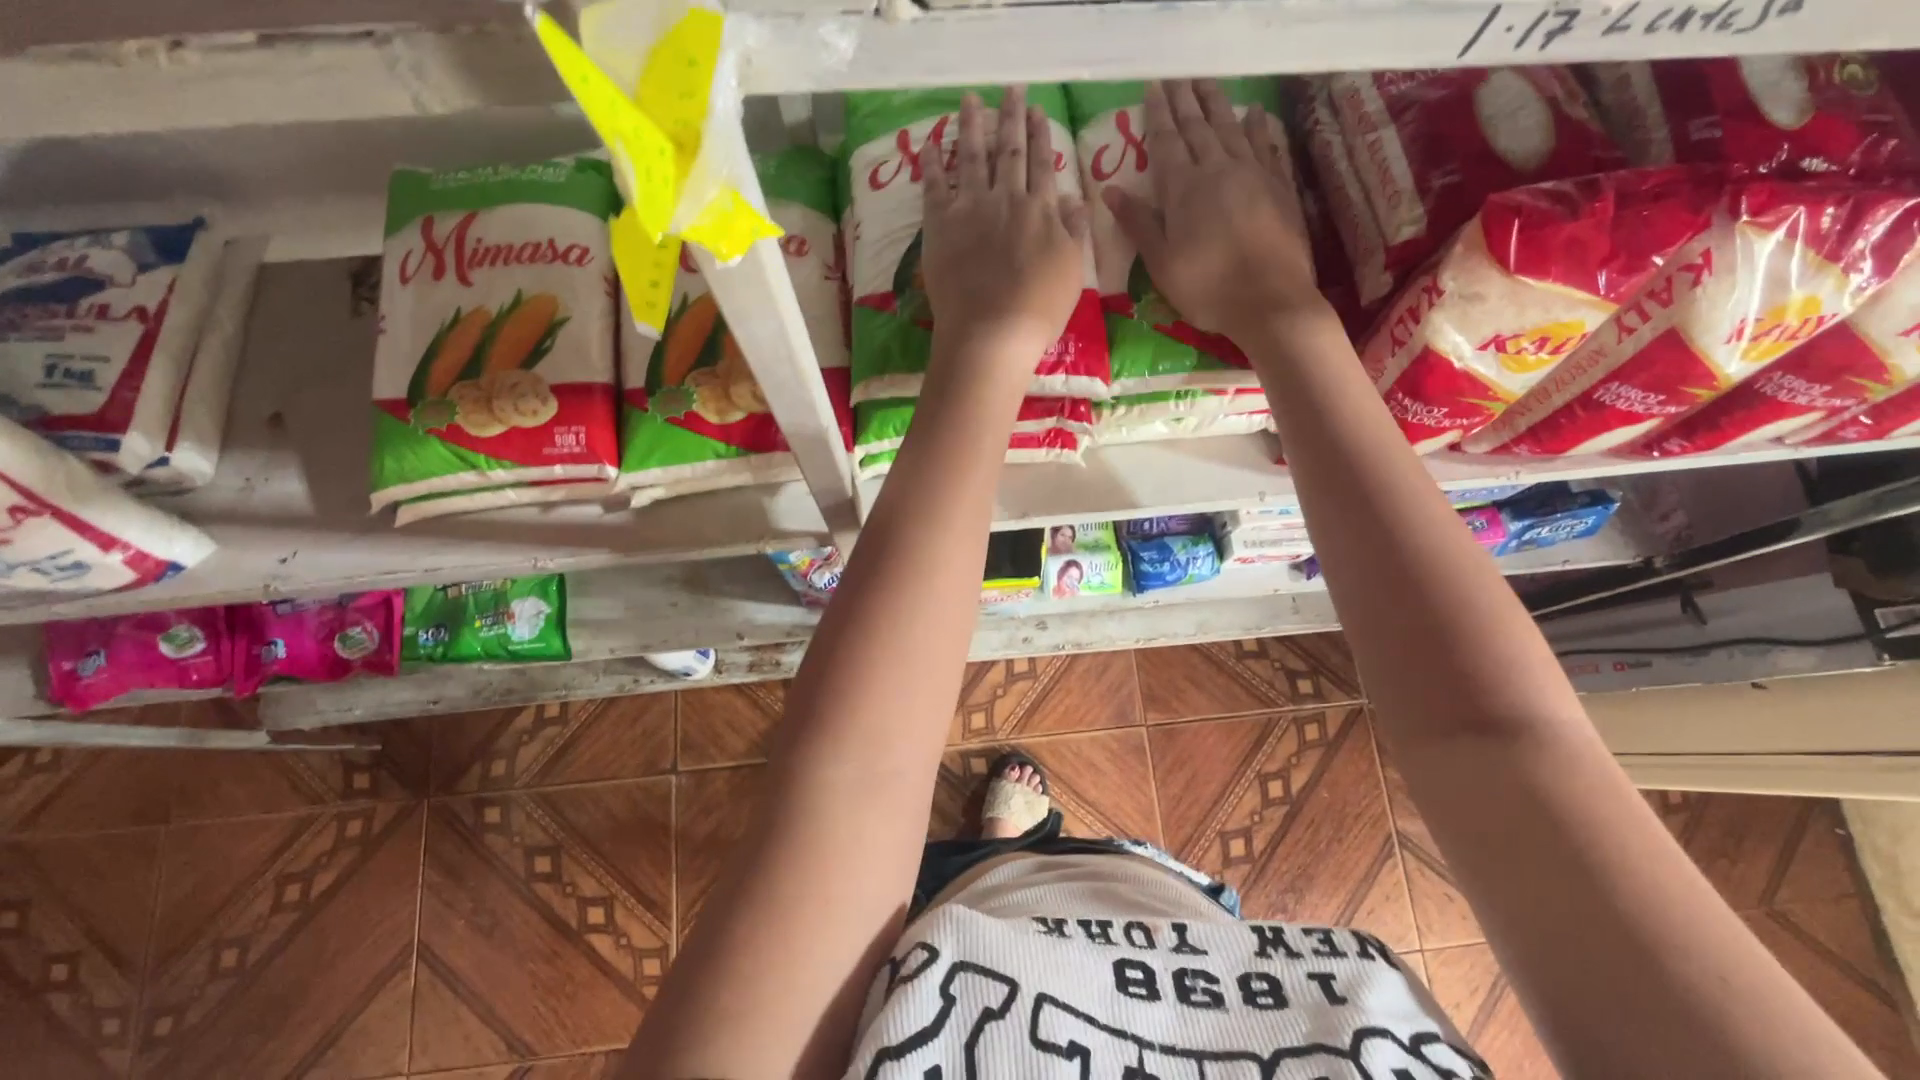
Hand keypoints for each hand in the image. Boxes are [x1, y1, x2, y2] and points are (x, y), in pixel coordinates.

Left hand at [921, 86, 1088, 386]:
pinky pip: (934, 184)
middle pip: (1009, 151)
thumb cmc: (1038, 309)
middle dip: (1011, 118)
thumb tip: (1074, 198)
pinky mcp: (939, 224)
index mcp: (1041, 210)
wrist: (991, 332)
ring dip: (971, 126)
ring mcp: (970, 208)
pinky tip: (931, 141)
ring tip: (970, 100)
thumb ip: (1073, 231)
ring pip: (972, 156)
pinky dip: (933, 160)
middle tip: (1011, 90)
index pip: (1042, 163)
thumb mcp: (1072, 270)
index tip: (1038, 110)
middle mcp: (1006, 199)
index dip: (1040, 135)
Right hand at [1104, 80, 1325, 344]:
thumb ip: (1139, 223)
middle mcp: (1217, 170)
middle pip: (1198, 127)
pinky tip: (1254, 115)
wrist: (1270, 301)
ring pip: (1231, 128)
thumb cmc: (1206, 289)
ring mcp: (1253, 174)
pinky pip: (1266, 146)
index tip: (1153, 88)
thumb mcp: (1161, 263)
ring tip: (1206, 84)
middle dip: (1185, 101)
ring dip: (1217, 104)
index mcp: (1183, 188)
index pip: (1166, 141)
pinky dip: (1258, 127)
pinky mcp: (1280, 186)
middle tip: (1176, 78)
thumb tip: (1112, 191)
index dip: (1157, 114)